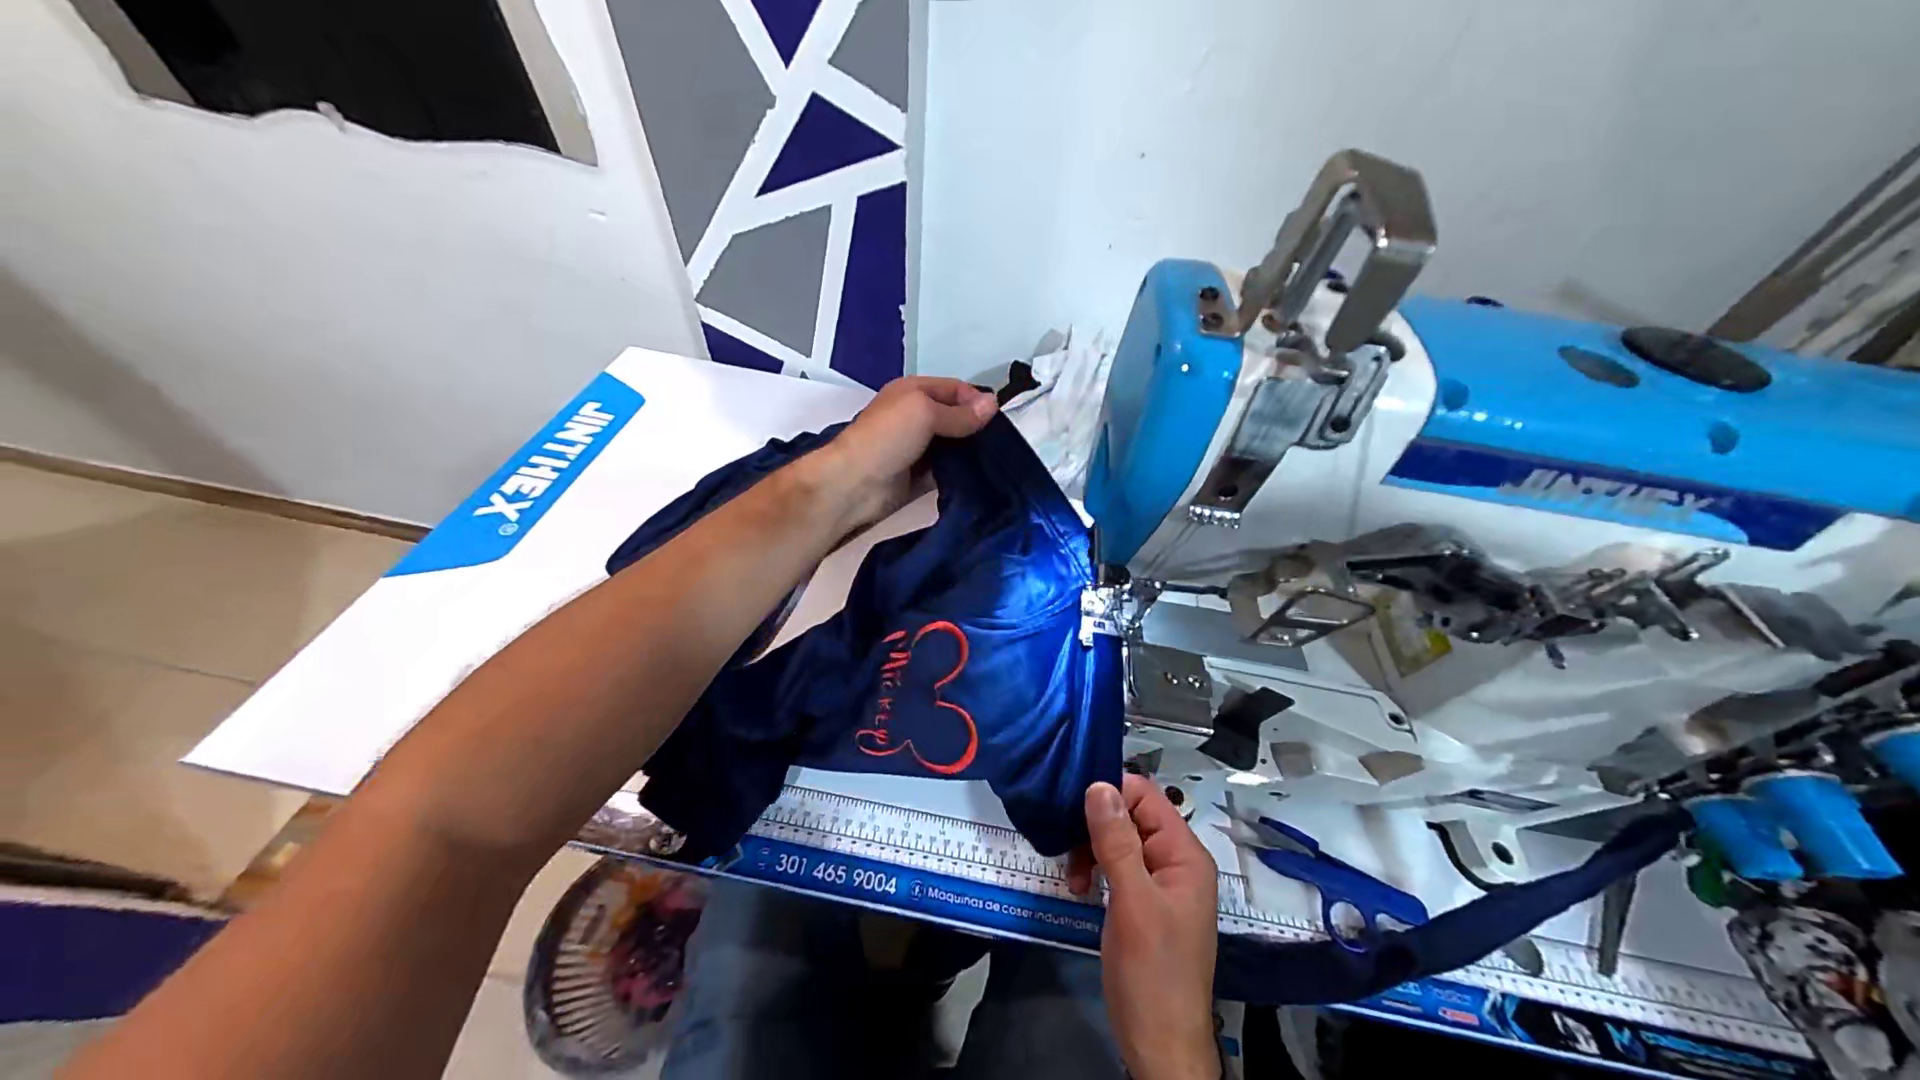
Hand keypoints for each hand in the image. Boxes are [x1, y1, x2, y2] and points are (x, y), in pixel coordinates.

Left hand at [803, 376, 996, 529]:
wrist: (854, 485)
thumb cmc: (886, 438)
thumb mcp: (924, 412)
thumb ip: (959, 412)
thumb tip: (994, 404)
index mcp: (913, 392)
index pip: (955, 389)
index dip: (977, 401)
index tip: (1001, 420)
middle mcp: (916, 417)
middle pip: (957, 418)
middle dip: (978, 427)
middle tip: (1005, 443)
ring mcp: (918, 448)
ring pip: (955, 445)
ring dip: (973, 452)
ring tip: (1000, 461)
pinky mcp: (921, 476)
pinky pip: (949, 470)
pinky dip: (963, 473)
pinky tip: (983, 478)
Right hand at [1080, 775, 1219, 1079]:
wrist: (1160, 1044)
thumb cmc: (1152, 972)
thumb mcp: (1132, 902)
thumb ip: (1116, 841)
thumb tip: (1098, 785)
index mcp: (1184, 854)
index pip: (1146, 796)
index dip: (1110, 792)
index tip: (1071, 803)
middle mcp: (1174, 860)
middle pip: (1131, 816)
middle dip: (1095, 825)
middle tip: (1067, 845)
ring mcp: (1158, 882)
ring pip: (1119, 840)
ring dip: (1091, 849)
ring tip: (1074, 877)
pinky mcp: (1142, 901)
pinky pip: (1116, 866)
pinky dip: (1095, 869)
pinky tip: (1080, 887)